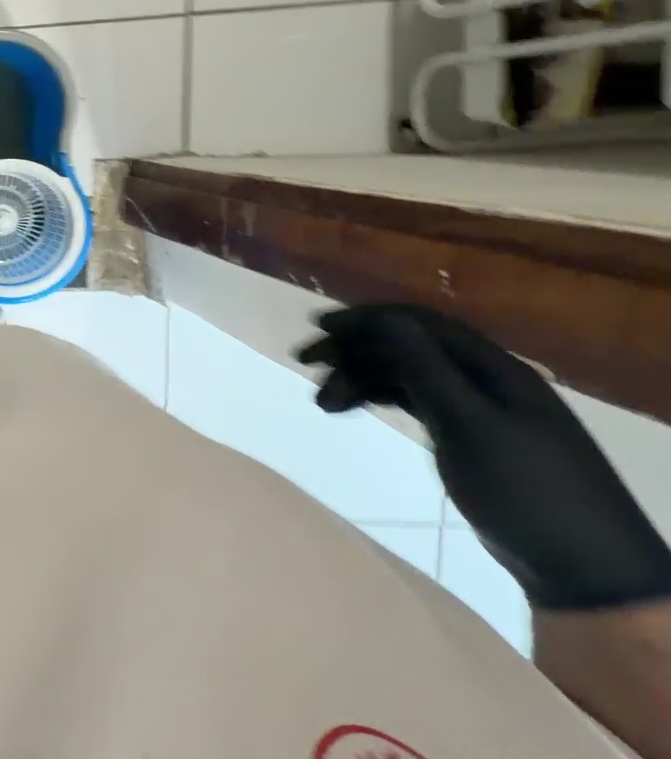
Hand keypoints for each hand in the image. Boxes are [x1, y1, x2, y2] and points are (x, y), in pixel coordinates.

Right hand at [300, 303, 670, 610]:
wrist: (581, 567)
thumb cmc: (526, 492)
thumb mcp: (471, 427)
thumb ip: (427, 370)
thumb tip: (385, 321)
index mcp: (496, 371)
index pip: (421, 325)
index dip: (367, 320)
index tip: (316, 330)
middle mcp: (487, 381)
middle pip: (408, 347)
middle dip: (353, 350)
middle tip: (305, 365)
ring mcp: (479, 410)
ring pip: (405, 375)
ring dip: (360, 378)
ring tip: (322, 403)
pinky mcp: (467, 436)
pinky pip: (413, 400)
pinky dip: (378, 398)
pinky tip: (352, 409)